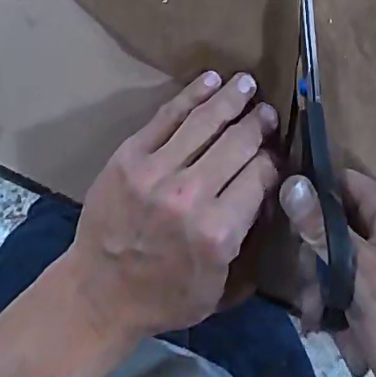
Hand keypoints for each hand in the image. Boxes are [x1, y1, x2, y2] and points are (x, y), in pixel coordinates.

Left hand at [60, 71, 280, 341]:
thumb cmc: (166, 295)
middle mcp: (190, 197)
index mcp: (218, 232)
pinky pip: (168, 116)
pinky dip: (193, 94)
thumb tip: (273, 188)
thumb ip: (249, 234)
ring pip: (205, 121)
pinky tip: (212, 80)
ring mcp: (156, 172)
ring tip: (247, 83)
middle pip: (237, 142)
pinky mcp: (129, 157)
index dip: (274, 157)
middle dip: (259, 123)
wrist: (98, 296)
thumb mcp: (220, 283)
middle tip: (269, 112)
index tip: (277, 149)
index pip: (261, 174)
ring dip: (231, 97)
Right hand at [280, 169, 375, 376]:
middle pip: (334, 226)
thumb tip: (291, 182)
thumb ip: (323, 230)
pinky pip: (352, 292)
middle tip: (311, 299)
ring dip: (327, 298)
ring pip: (338, 263)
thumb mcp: (361, 275)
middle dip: (317, 265)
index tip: (287, 231)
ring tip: (326, 329)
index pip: (342, 182)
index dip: (312, 200)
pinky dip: (343, 317)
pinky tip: (349, 345)